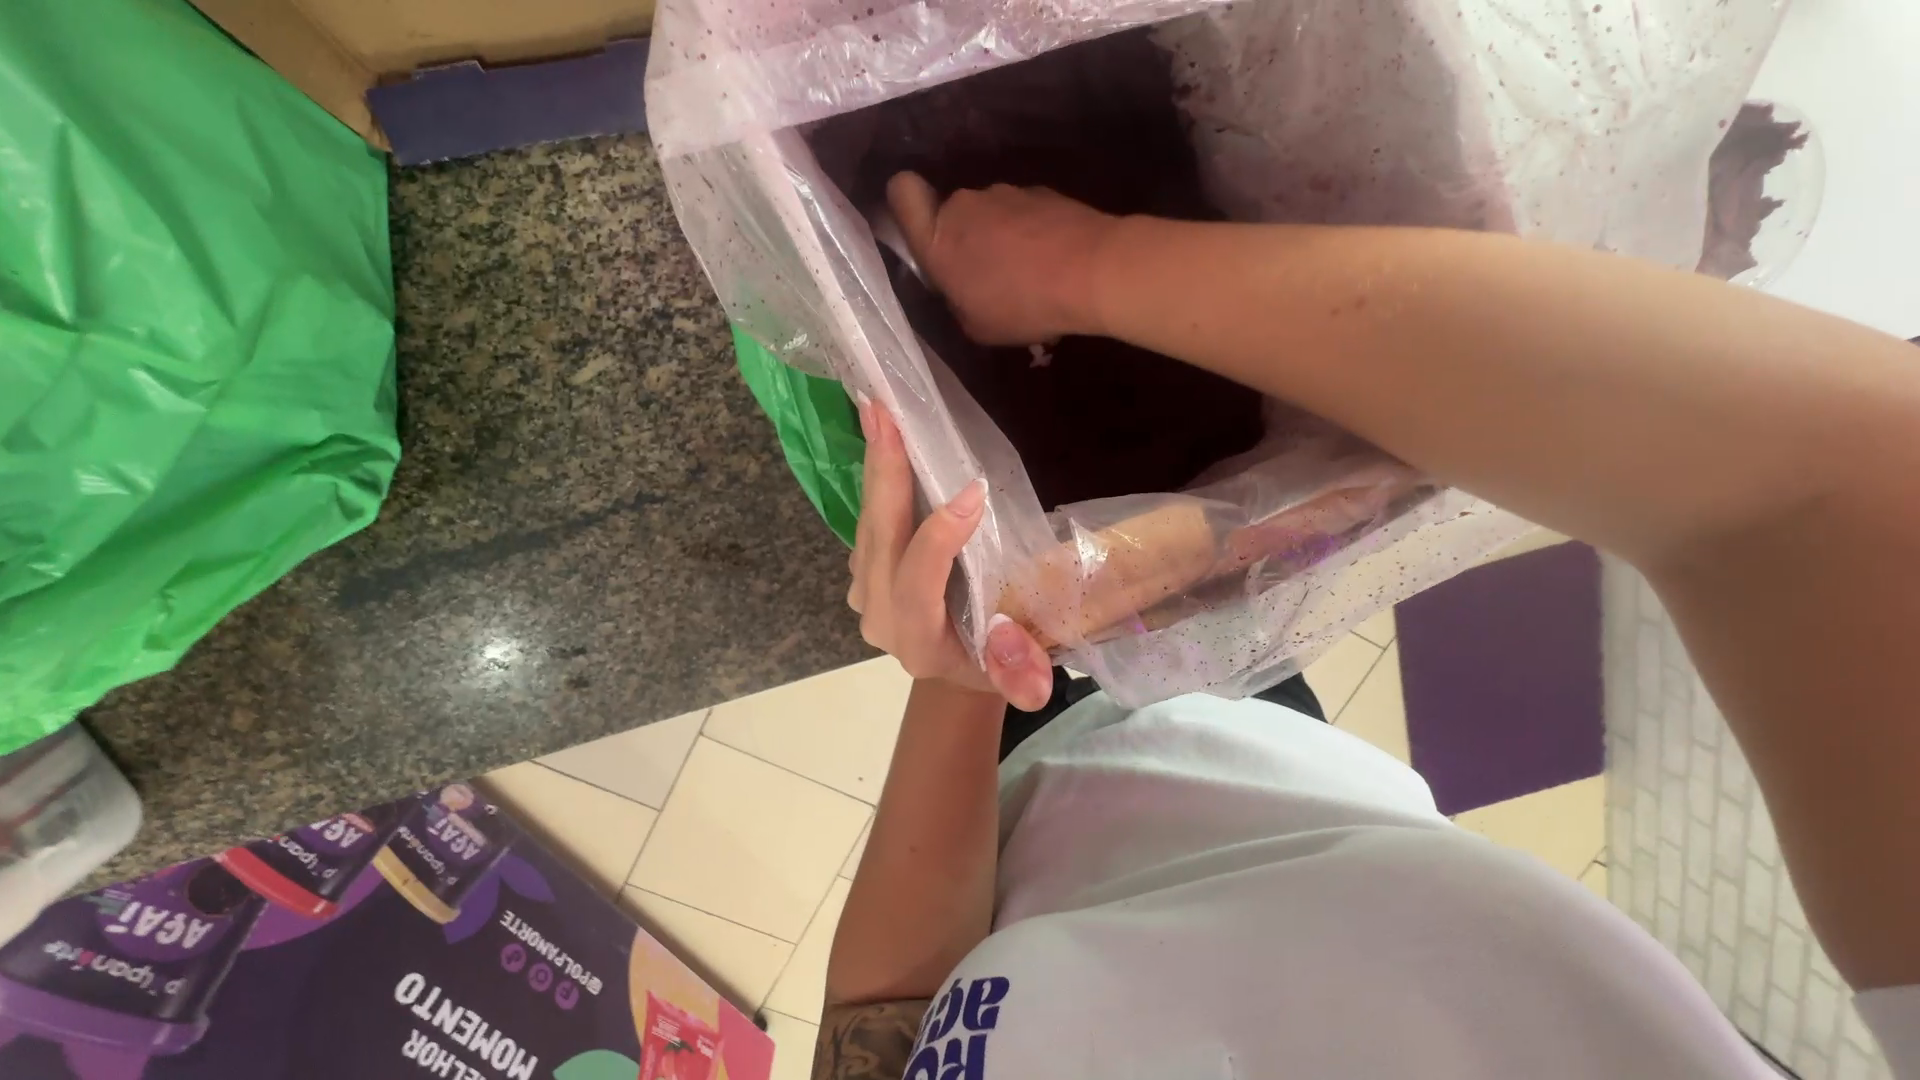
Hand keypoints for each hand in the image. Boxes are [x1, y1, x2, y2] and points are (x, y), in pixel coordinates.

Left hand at [848, 398, 1053, 710]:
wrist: (954, 667)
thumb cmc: (992, 665)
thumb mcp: (1018, 679)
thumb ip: (1022, 676)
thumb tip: (1013, 639)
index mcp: (916, 641)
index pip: (917, 587)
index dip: (938, 541)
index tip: (972, 492)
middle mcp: (879, 616)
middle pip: (879, 543)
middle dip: (884, 477)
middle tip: (884, 416)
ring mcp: (864, 589)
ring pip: (867, 524)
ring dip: (875, 466)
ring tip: (877, 410)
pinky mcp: (863, 567)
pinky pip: (868, 518)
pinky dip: (876, 473)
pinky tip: (883, 431)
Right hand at [886, 172, 1118, 345]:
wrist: (1091, 271)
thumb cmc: (1022, 305)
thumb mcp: (977, 327)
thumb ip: (958, 302)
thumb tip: (962, 289)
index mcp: (938, 239)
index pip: (902, 193)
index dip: (904, 202)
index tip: (920, 228)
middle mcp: (965, 205)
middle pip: (953, 215)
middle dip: (964, 240)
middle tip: (987, 278)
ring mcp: (1006, 194)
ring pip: (990, 215)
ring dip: (1001, 239)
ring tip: (1028, 277)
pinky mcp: (1043, 192)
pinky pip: (1024, 216)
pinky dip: (1032, 235)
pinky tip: (1052, 265)